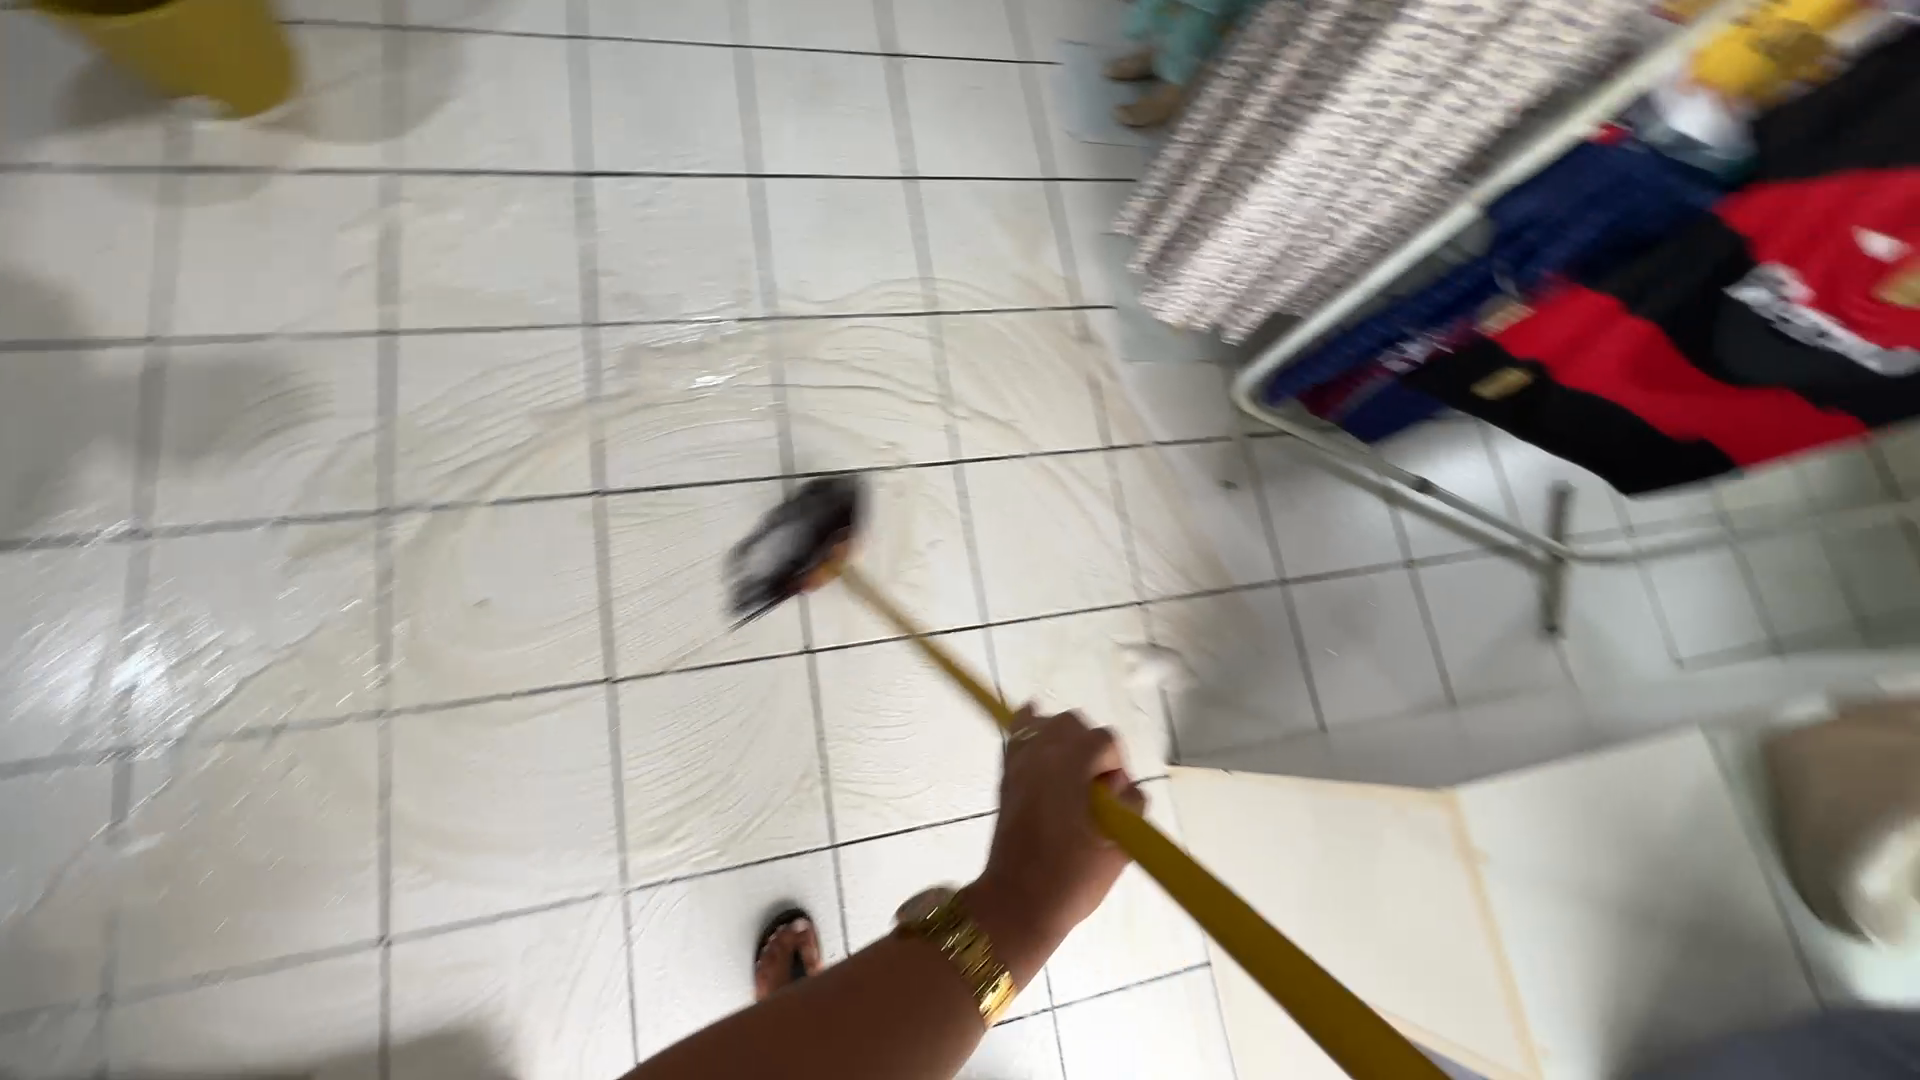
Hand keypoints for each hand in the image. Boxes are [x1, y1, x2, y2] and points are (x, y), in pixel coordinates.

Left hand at [962, 707, 1144, 985]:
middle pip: (1075, 725)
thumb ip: (1130, 804)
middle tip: (1093, 790)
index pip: (1105, 740)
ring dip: (1064, 740)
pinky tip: (1038, 732)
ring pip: (1047, 724)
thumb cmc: (1073, 876)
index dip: (1115, 767)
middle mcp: (1043, 751)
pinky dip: (1029, 728)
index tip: (1111, 800)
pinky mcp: (1006, 773)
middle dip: (1091, 749)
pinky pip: (1017, 732)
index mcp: (1072, 763)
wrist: (1019, 899)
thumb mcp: (1120, 843)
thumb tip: (1120, 788)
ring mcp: (1020, 760)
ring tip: (1071, 776)